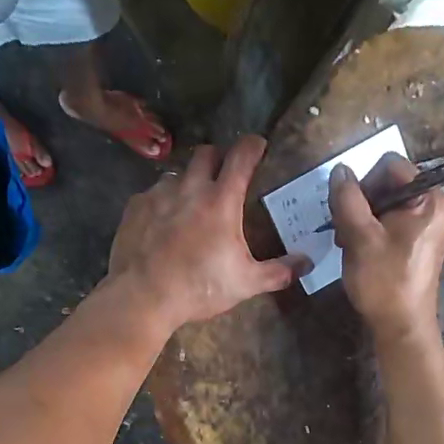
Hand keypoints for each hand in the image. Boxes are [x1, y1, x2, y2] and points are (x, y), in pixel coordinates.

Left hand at [102, 137, 304, 336]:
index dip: (252, 146)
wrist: (142, 298)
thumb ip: (279, 271)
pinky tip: (167, 222)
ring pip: (178, 173)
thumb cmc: (200, 287)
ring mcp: (157, 195)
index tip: (259, 144)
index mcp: (221, 202)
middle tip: (227, 174)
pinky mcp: (135, 207)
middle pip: (206, 153)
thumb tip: (307, 263)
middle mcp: (189, 189)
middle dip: (219, 157)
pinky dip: (165, 200)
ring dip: (191, 180)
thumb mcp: (247, 283)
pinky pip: (153, 193)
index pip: (240, 158)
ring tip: (195, 203)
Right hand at [331, 156, 443, 342]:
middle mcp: (432, 207)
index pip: (390, 165)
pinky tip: (357, 250)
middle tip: (346, 230)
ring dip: (360, 219)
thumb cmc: (385, 281)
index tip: (352, 210)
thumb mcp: (360, 237)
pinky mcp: (414, 242)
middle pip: (386, 183)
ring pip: (382, 204)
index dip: (365, 182)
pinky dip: (369, 231)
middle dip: (361, 202)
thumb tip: (340, 170)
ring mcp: (424, 225)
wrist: (401, 327)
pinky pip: (388, 222)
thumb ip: (348, 198)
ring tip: (349, 243)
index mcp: (429, 199)